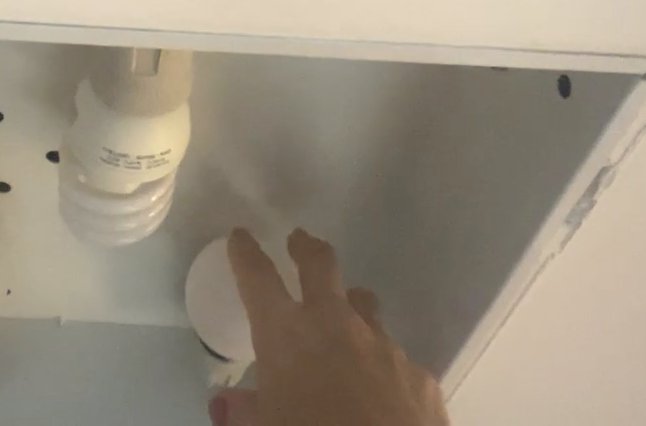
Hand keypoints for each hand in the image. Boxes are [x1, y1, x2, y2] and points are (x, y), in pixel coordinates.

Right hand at [212, 228, 449, 425]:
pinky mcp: (419, 375)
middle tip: (299, 240)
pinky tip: (381, 388)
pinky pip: (394, 358)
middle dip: (306, 248)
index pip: (258, 278)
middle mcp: (334, 323)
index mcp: (286, 333)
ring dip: (350, 303)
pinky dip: (381, 364)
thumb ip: (247, 410)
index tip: (241, 237)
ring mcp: (381, 345)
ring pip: (364, 304)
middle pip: (320, 264)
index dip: (246, 253)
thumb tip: (226, 405)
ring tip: (345, 312)